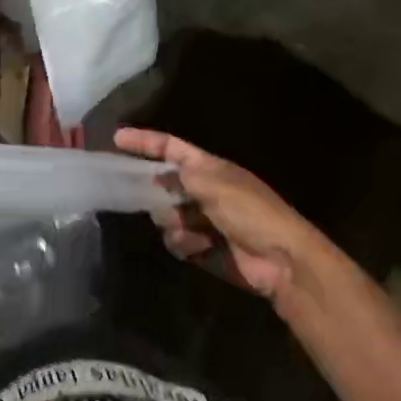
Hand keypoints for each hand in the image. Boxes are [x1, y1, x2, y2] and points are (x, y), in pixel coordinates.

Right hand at [115, 128, 324, 306]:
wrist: (284, 262)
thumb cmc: (252, 213)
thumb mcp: (216, 184)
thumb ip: (182, 175)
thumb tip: (160, 175)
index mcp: (209, 168)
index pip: (170, 148)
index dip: (144, 141)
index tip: (116, 138)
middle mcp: (204, 191)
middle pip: (163, 185)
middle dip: (157, 194)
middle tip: (157, 201)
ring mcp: (204, 220)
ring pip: (167, 216)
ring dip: (173, 223)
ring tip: (191, 232)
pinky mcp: (204, 248)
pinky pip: (177, 241)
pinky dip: (184, 244)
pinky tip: (198, 248)